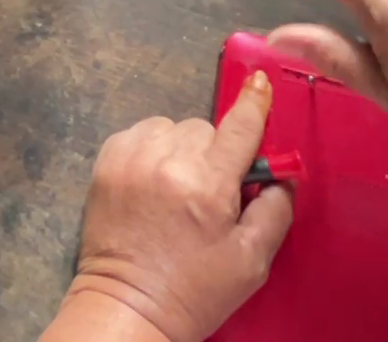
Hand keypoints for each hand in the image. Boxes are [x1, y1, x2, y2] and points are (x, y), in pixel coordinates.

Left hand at [57, 71, 292, 341]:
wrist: (128, 303)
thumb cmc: (195, 288)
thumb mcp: (251, 261)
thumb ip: (273, 211)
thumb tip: (281, 175)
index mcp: (208, 184)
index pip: (238, 127)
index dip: (253, 103)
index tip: (260, 82)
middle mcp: (167, 158)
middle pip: (203, 129)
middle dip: (213, 152)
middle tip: (210, 191)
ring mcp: (132, 154)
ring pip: (169, 127)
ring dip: (179, 147)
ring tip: (176, 187)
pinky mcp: (106, 157)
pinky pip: (139, 133)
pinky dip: (150, 148)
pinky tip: (152, 180)